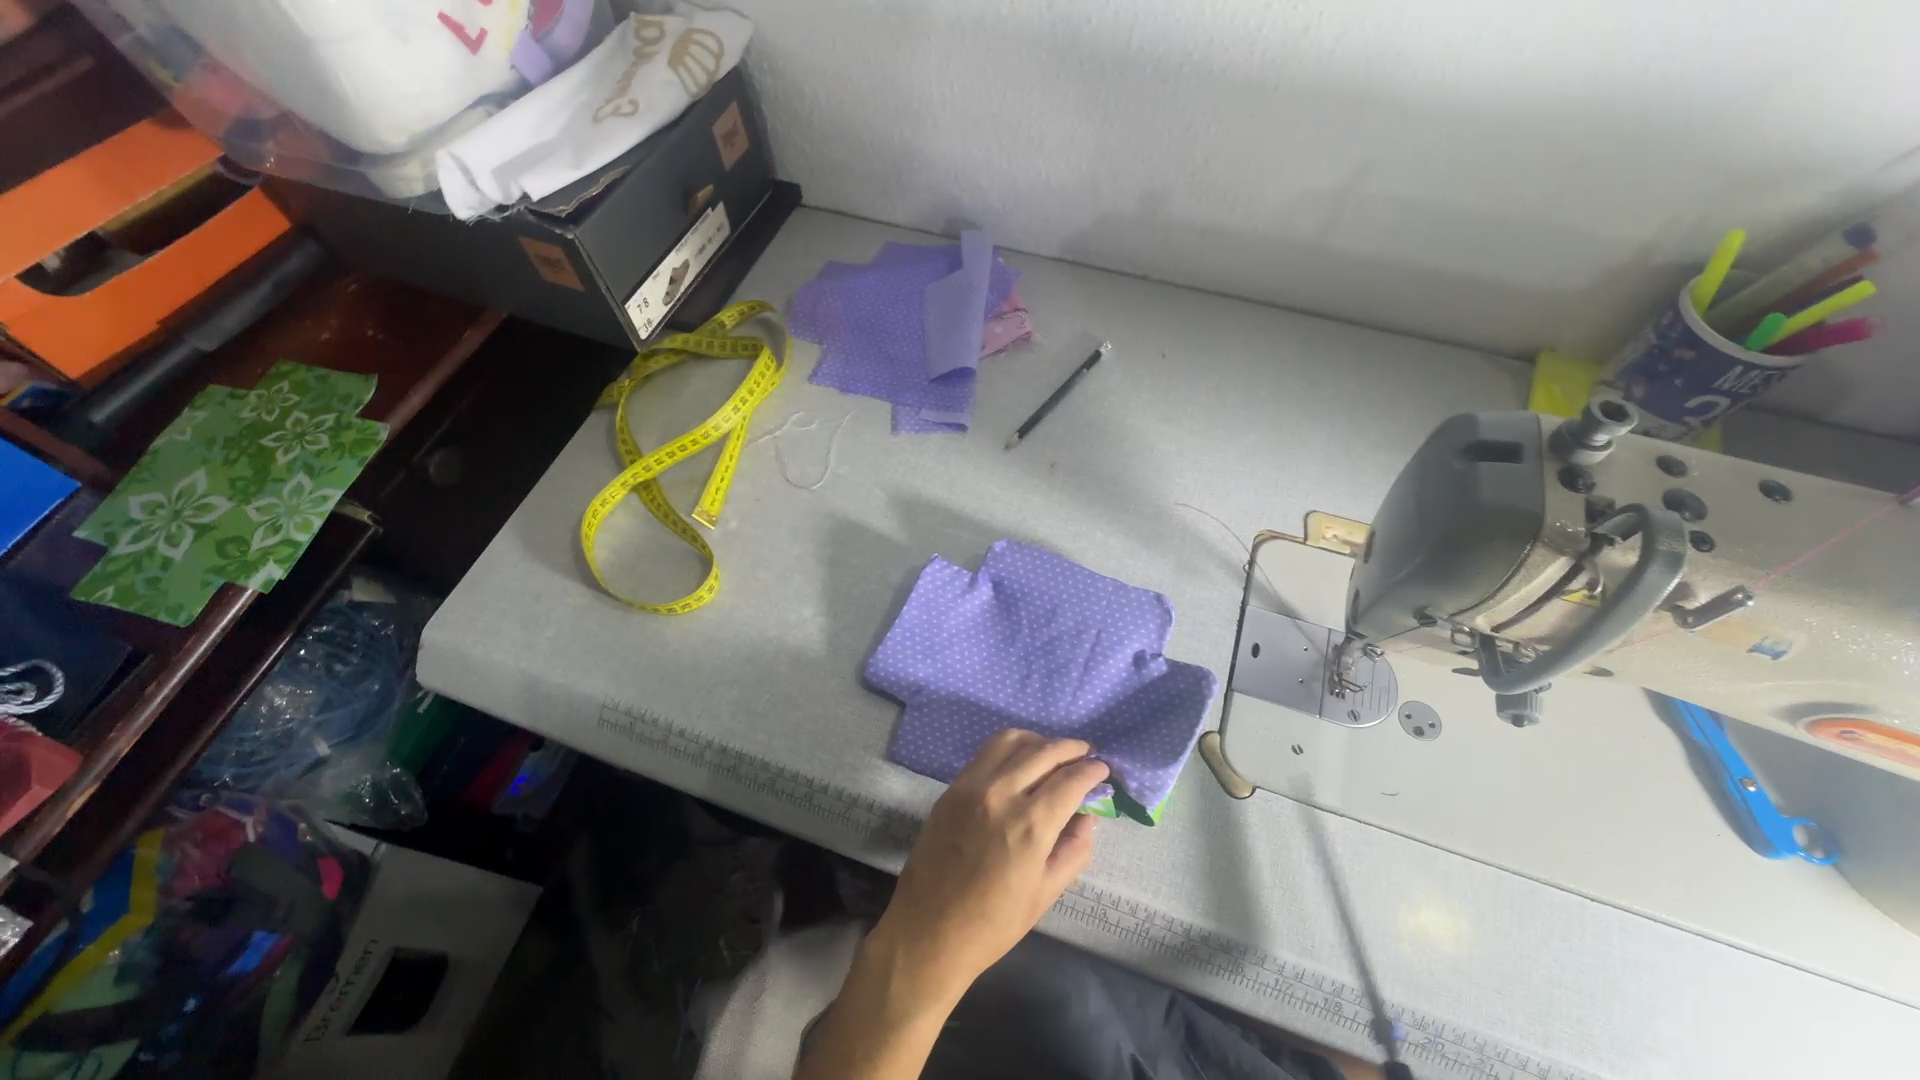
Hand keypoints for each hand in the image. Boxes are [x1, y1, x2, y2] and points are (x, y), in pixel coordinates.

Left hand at [870, 729, 1111, 1004]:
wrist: (928, 932)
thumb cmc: (992, 924)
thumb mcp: (1045, 894)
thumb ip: (1073, 851)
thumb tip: (1087, 819)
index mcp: (1031, 824)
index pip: (1071, 779)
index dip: (1092, 771)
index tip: (1103, 770)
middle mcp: (1002, 793)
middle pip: (1044, 751)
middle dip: (1071, 748)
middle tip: (1086, 753)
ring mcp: (971, 787)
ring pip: (1011, 741)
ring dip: (1039, 742)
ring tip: (1053, 753)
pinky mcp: (951, 789)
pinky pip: (986, 754)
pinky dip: (1010, 749)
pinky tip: (1020, 762)